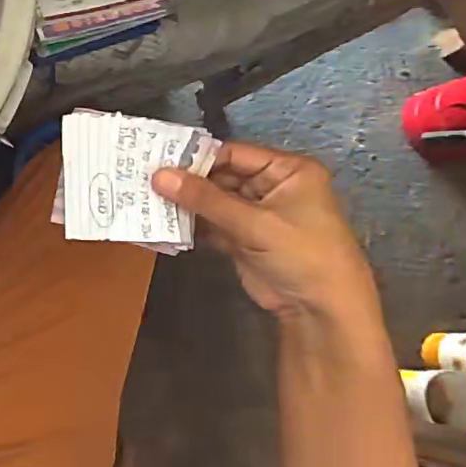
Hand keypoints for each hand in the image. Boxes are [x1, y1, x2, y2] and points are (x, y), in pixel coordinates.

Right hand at [152, 142, 378, 327]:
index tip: (158, 161)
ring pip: (211, 200)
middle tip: (144, 179)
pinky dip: (189, 224)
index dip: (196, 157)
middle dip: (186, 181)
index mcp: (286, 171)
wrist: (321, 312)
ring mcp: (254, 213)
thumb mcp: (253, 223)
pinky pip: (209, 222)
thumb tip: (158, 176)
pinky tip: (162, 221)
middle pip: (219, 176)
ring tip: (146, 198)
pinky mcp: (241, 236)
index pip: (233, 154)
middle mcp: (270, 186)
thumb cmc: (302, 255)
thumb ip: (204, 199)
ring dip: (184, 203)